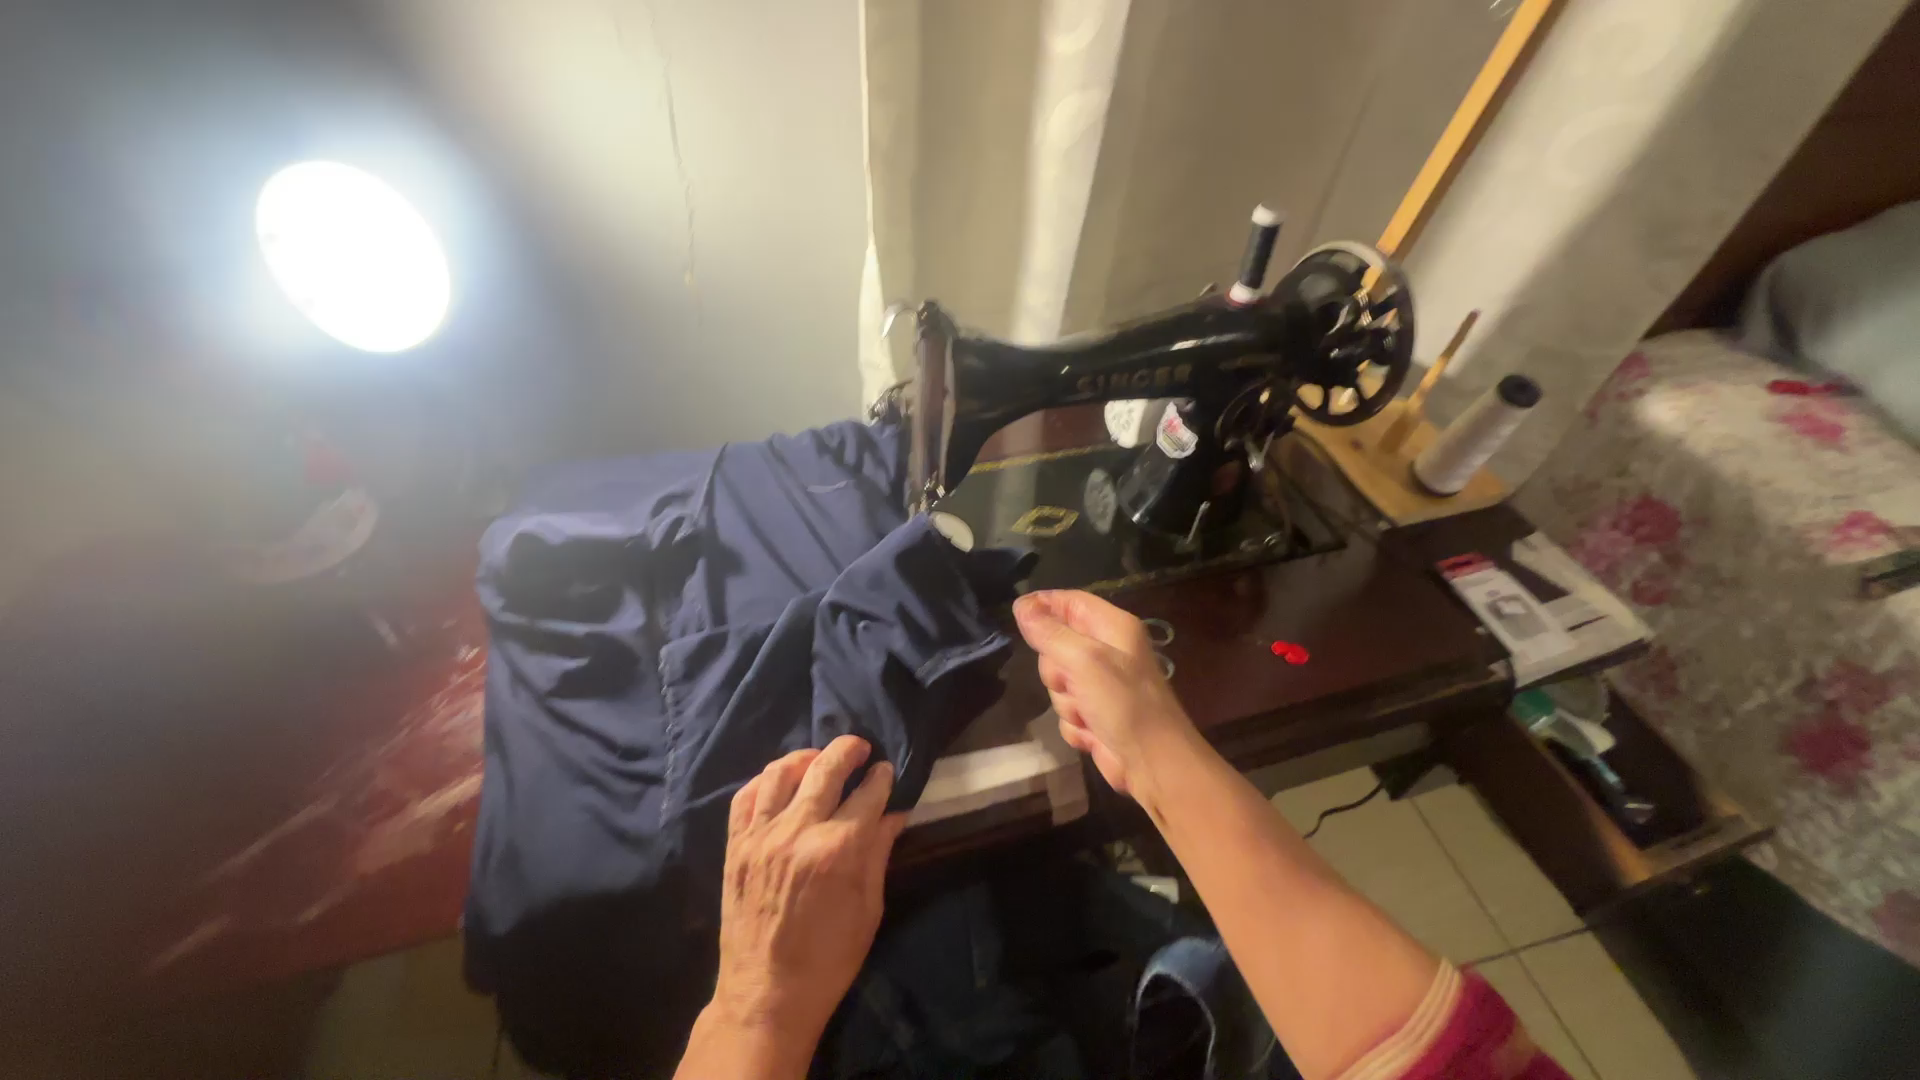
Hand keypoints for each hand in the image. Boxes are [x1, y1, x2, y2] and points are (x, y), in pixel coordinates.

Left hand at [702, 736, 906, 1060]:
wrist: (766, 995)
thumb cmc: (829, 958)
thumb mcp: (869, 908)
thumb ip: (878, 851)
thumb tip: (894, 811)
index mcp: (838, 849)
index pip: (868, 793)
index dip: (883, 777)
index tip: (887, 770)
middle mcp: (798, 831)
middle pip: (826, 768)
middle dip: (849, 750)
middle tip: (861, 747)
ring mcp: (760, 836)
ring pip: (782, 772)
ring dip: (806, 757)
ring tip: (819, 758)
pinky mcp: (735, 846)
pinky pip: (746, 796)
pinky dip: (764, 780)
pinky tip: (780, 781)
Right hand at [1013, 589, 1196, 796]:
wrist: (1152, 762)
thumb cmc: (1124, 703)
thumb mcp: (1084, 660)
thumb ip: (1050, 633)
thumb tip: (1021, 605)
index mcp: (1112, 627)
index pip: (1070, 602)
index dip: (1043, 605)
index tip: (1017, 616)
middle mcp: (1107, 651)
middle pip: (1056, 645)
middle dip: (1055, 669)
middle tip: (1070, 681)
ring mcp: (1100, 685)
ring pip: (1057, 682)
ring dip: (1066, 702)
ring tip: (1087, 712)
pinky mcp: (1095, 714)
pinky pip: (1066, 711)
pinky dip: (1074, 724)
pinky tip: (1092, 732)